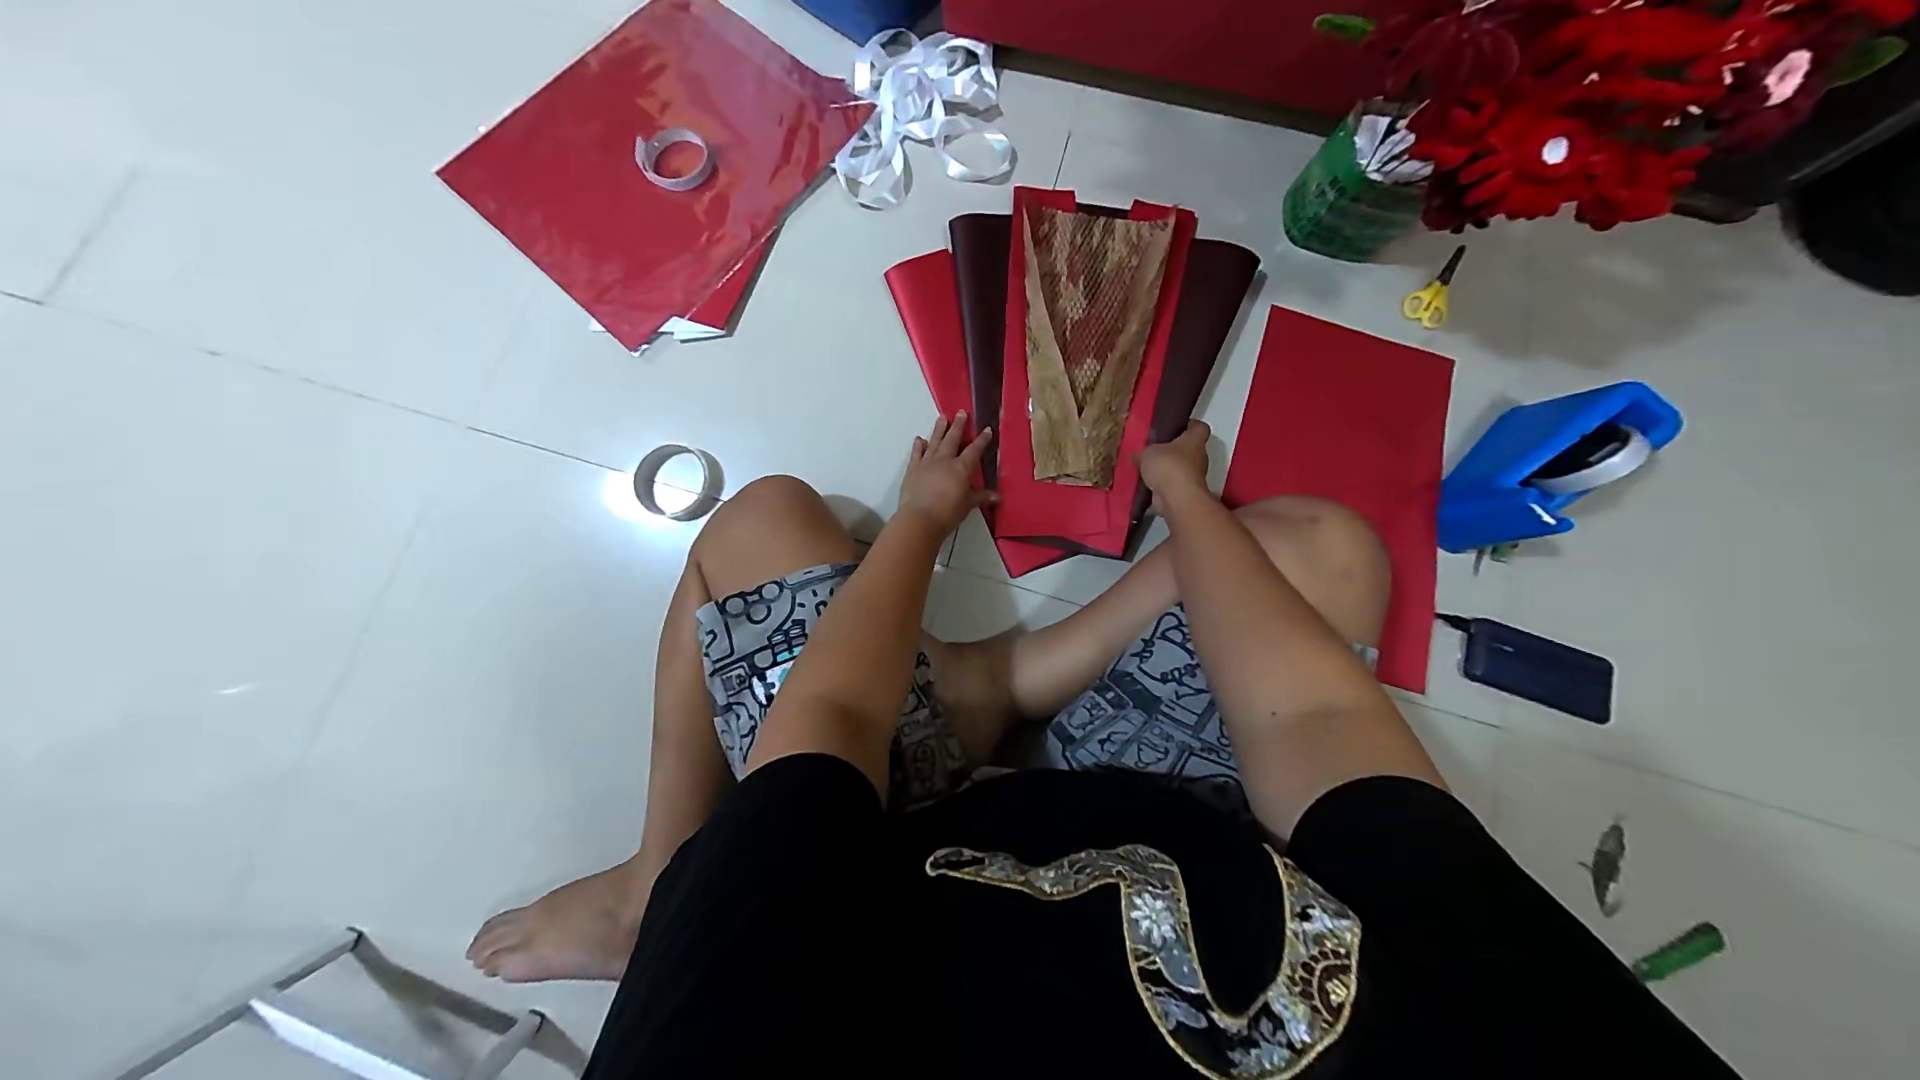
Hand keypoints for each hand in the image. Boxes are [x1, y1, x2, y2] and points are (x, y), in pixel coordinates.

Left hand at [897, 412, 995, 535]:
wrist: (920, 518)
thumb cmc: (948, 512)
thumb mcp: (968, 505)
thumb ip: (981, 497)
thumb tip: (997, 496)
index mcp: (961, 467)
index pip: (974, 450)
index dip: (982, 439)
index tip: (986, 429)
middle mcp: (945, 460)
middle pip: (953, 438)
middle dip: (958, 425)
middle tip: (961, 412)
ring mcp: (927, 462)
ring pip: (935, 441)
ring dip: (939, 429)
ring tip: (942, 418)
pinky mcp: (913, 468)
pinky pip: (917, 453)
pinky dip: (919, 445)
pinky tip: (920, 439)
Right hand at [1137, 420, 1212, 514]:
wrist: (1176, 498)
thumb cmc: (1167, 466)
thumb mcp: (1147, 452)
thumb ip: (1143, 452)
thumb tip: (1137, 456)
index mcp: (1194, 441)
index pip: (1199, 427)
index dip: (1190, 425)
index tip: (1176, 426)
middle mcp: (1198, 457)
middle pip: (1188, 449)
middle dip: (1172, 450)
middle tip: (1153, 449)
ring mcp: (1193, 476)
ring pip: (1179, 468)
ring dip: (1166, 469)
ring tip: (1146, 469)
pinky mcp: (1185, 492)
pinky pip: (1172, 484)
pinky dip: (1162, 485)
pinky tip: (1146, 484)